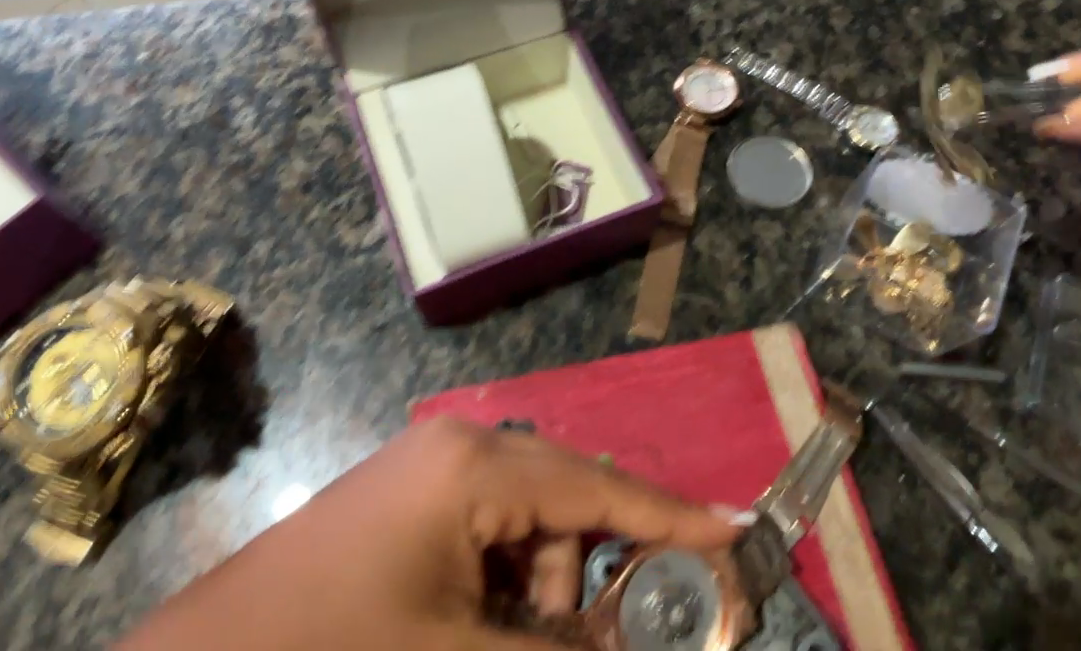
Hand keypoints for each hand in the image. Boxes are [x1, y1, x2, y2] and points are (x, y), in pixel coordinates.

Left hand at [116, 417, 743, 650]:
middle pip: (569, 505)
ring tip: (514, 639)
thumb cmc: (339, 647)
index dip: (674, 518)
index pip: (602, 488)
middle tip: (625, 632)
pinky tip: (484, 628)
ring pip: (530, 531)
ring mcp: (428, 473)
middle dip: (601, 580)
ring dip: (546, 598)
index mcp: (476, 465)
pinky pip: (488, 540)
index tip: (740, 534)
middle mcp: (459, 450)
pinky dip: (507, 589)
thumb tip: (639, 641)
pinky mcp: (408, 504)